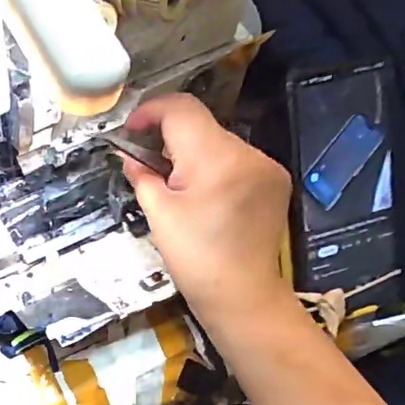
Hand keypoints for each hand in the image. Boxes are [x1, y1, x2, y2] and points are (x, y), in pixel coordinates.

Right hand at [120, 93, 294, 314]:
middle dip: (169, 139)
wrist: (240, 294)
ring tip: (174, 186)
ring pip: (218, 143)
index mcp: (215, 158)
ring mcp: (266, 165)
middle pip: (201, 126)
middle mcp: (247, 152)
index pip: (181, 110)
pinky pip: (236, 161)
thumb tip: (129, 157)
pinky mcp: (274, 180)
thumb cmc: (194, 258)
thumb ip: (142, 177)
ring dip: (191, 155)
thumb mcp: (158, 215)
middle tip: (146, 164)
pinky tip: (203, 196)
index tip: (131, 128)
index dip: (150, 111)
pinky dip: (213, 168)